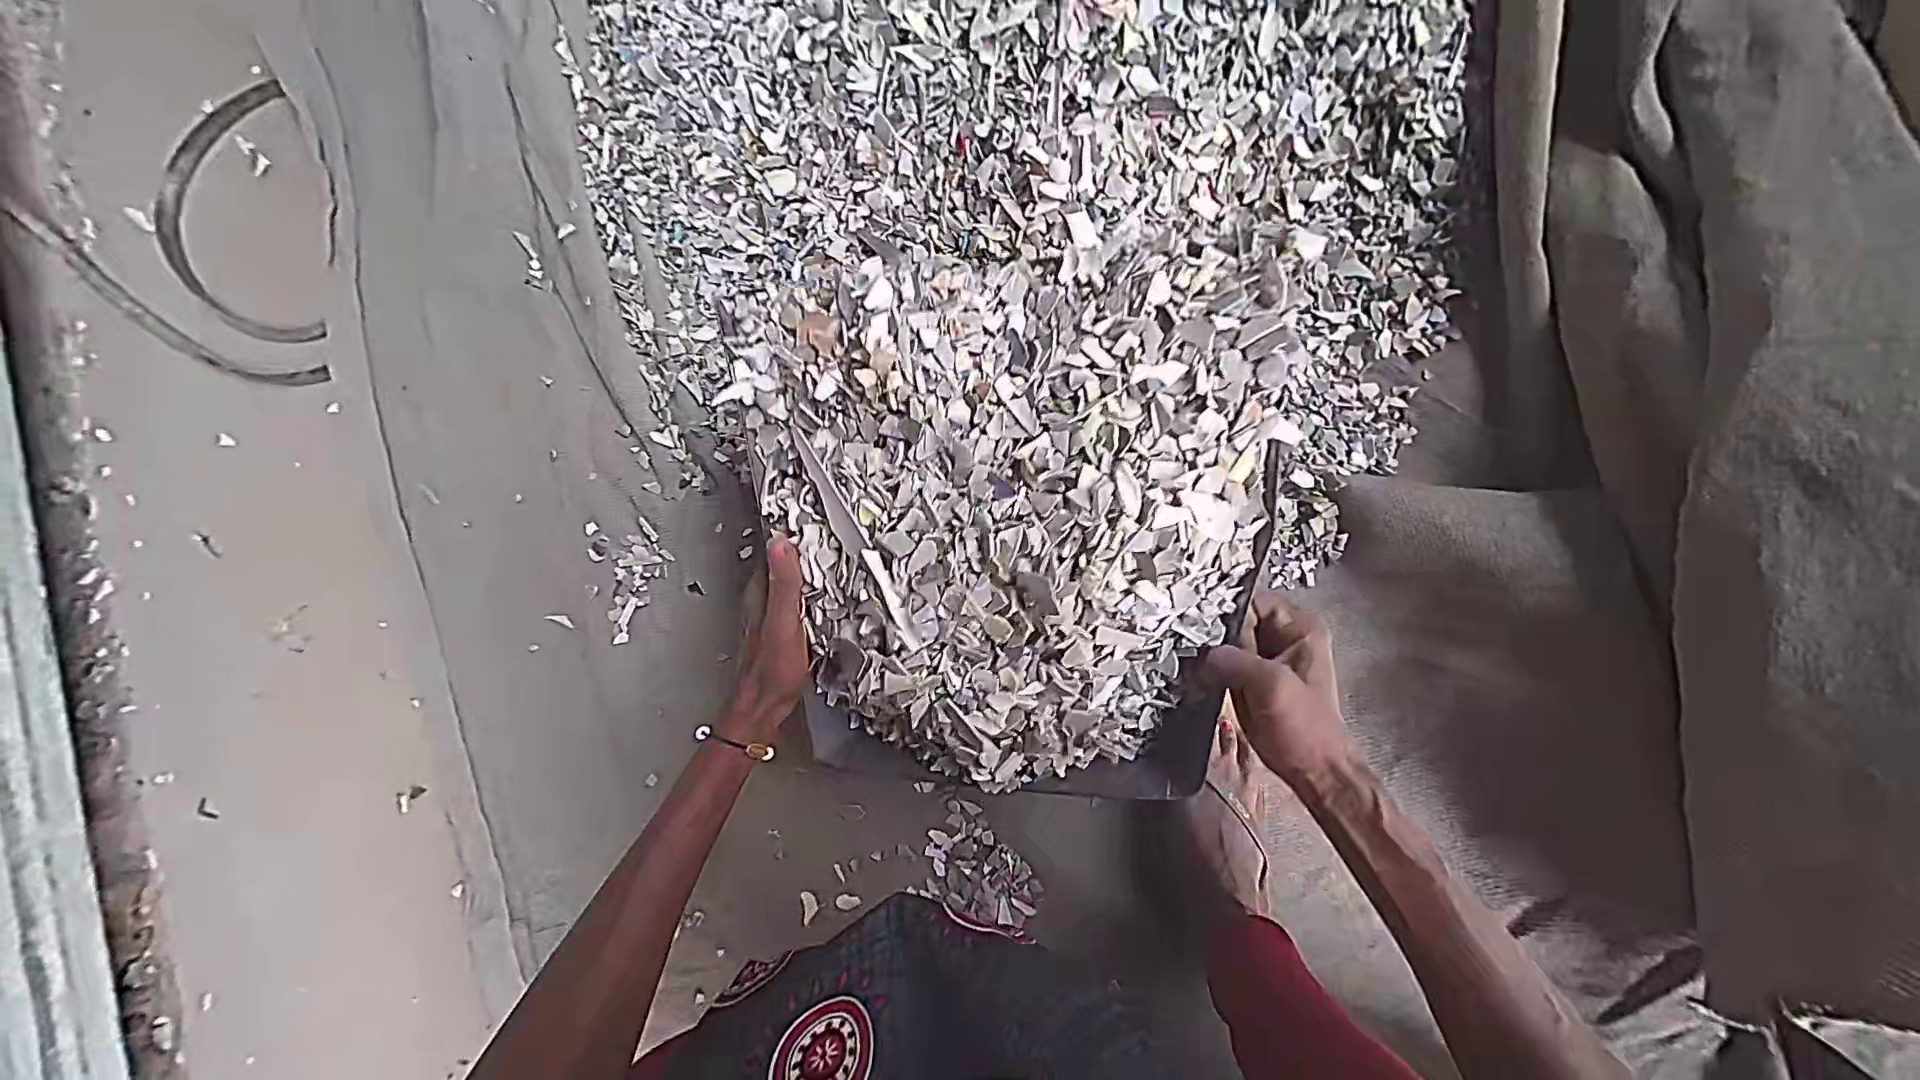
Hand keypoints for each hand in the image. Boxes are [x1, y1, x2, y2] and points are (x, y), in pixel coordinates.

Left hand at [724, 535, 810, 740]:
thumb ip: (786, 584)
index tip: (805, 514)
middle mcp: (761, 601)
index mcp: (760, 594)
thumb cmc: (772, 672)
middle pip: (780, 564)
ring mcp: (769, 616)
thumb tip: (781, 543)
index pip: (773, 551)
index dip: (789, 533)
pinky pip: (794, 600)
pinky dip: (807, 592)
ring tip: (821, 553)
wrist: (763, 708)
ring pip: (787, 582)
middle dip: (799, 547)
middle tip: (819, 528)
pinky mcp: (779, 629)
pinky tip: (818, 595)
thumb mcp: (785, 623)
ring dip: (803, 569)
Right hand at [1202, 594, 1353, 786]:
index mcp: (1299, 629)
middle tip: (1194, 648)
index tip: (1204, 627)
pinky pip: (1221, 663)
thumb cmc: (1304, 728)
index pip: (1252, 601)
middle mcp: (1282, 638)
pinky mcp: (1249, 679)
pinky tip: (1197, 676)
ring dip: (1208, 654)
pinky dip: (1207, 669)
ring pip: (1224, 642)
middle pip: (1235, 620)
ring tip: (1193, 664)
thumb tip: (1203, 652)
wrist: (1312, 770)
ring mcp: (1264, 659)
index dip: (1227, 612)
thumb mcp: (1271, 686)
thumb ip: (1236, 659)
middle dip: (1213, 634)